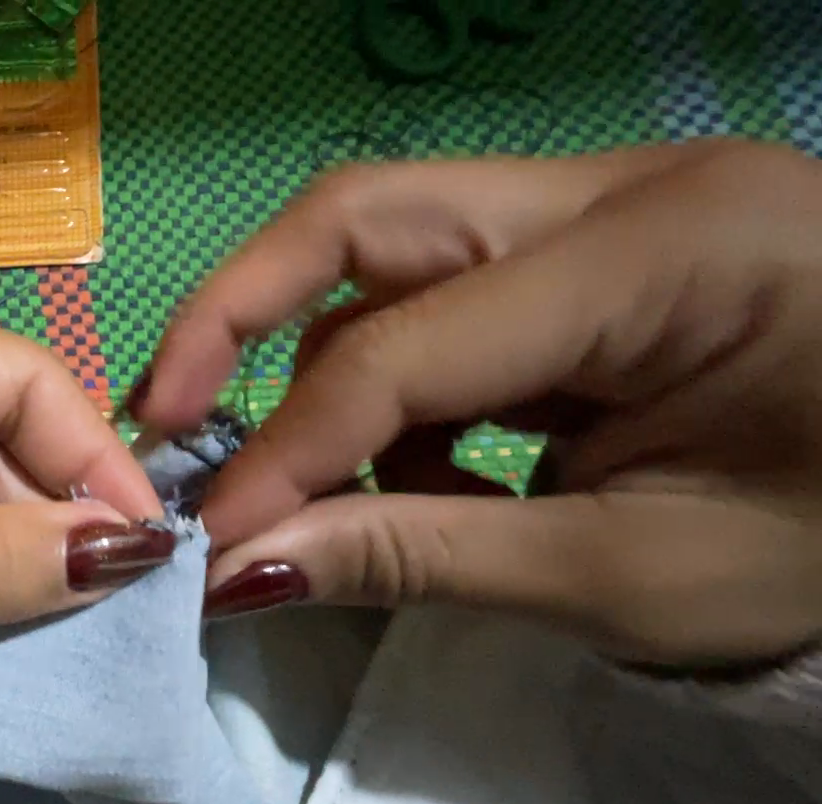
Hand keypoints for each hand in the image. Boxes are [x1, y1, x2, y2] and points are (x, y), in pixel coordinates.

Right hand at [129, 139, 821, 665]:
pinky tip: (394, 472)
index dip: (285, 450)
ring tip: (283, 472)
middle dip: (231, 318)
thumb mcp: (615, 577)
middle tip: (165, 414)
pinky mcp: (556, 263)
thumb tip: (232, 570)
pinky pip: (407, 306)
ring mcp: (581, 218)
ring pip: (366, 252)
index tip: (209, 536)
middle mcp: (614, 194)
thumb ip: (408, 557)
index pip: (401, 347)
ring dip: (296, 367)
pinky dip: (363, 393)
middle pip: (352, 216)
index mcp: (672, 253)